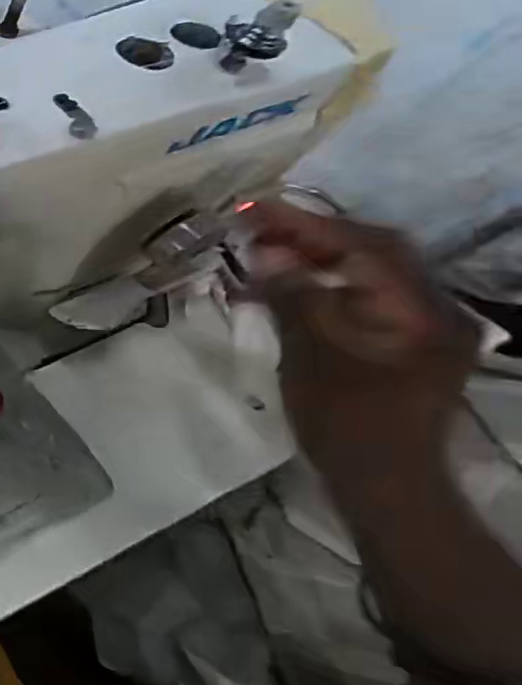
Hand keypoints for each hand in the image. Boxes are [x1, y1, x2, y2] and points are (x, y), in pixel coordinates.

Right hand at [241, 202, 475, 467]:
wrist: (383, 474)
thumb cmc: (345, 417)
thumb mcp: (312, 355)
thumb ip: (295, 298)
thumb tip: (270, 253)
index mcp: (418, 312)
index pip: (362, 247)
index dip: (306, 223)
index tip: (251, 210)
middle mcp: (433, 310)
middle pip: (374, 251)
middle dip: (312, 233)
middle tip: (253, 226)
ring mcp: (422, 325)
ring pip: (369, 269)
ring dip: (315, 253)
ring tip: (261, 250)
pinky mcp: (404, 339)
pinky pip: (364, 291)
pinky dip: (323, 278)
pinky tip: (286, 283)